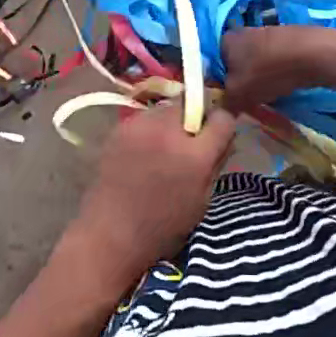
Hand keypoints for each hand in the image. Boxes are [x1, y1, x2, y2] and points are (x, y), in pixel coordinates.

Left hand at [56, 103, 238, 295]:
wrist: (110, 231)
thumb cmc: (162, 227)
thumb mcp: (202, 201)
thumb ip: (216, 164)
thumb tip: (225, 140)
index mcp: (195, 155)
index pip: (222, 119)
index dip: (223, 127)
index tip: (217, 139)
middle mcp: (168, 131)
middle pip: (192, 105)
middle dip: (195, 120)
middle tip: (189, 143)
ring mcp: (141, 126)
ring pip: (167, 108)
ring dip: (172, 122)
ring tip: (164, 146)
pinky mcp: (120, 128)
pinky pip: (145, 118)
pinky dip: (151, 128)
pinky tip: (144, 151)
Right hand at [221, 26, 335, 111]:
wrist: (312, 54)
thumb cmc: (267, 71)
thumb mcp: (238, 94)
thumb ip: (223, 101)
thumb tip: (219, 108)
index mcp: (224, 40)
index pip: (210, 65)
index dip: (216, 84)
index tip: (225, 100)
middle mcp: (241, 32)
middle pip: (233, 63)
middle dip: (238, 81)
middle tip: (245, 101)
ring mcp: (265, 33)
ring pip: (253, 62)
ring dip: (257, 78)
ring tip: (265, 95)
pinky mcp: (285, 39)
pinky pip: (272, 60)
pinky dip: (274, 73)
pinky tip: (282, 84)